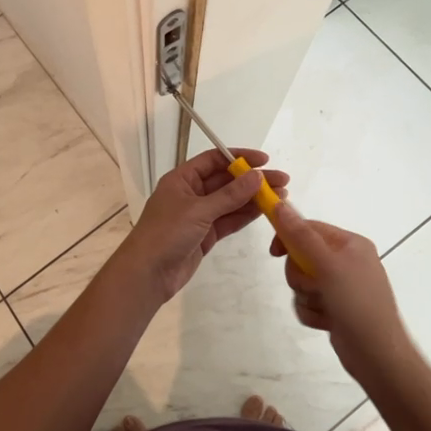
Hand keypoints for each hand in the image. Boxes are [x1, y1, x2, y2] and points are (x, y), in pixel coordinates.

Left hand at [114, 149, 288, 303]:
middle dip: (252, 180)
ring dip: (253, 198)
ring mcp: (198, 215)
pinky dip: (245, 215)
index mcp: (181, 179)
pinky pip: (229, 220)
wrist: (148, 273)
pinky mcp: (205, 235)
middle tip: (282, 181)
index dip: (238, 157)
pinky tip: (265, 210)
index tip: (264, 160)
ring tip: (281, 196)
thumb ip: (229, 195)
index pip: (213, 160)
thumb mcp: (199, 210)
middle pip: (225, 181)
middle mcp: (191, 193)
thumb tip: (257, 177)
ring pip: (230, 202)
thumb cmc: (167, 233)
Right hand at [269, 205, 407, 373]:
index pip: (309, 228)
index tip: (274, 254)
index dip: (289, 237)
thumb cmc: (356, 304)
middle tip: (313, 287)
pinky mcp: (335, 307)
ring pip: (302, 281)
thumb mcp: (327, 266)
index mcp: (350, 244)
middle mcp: (347, 261)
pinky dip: (311, 311)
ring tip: (323, 308)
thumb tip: (278, 203)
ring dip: (306, 297)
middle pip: (302, 256)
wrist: (378, 356)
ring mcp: (341, 286)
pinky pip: (308, 301)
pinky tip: (326, 322)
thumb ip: (300, 236)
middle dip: (301, 276)